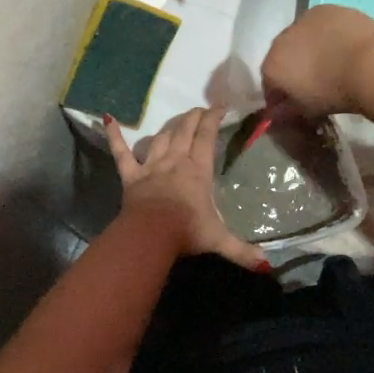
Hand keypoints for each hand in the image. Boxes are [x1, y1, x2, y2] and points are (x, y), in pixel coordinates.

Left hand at [103, 108, 268, 271]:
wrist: (151, 233)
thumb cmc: (187, 231)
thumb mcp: (218, 240)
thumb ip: (242, 251)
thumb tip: (266, 266)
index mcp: (198, 170)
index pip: (207, 137)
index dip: (213, 119)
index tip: (220, 107)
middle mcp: (175, 161)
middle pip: (184, 131)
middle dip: (193, 117)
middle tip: (200, 109)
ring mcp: (151, 166)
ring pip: (160, 138)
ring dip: (169, 126)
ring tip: (177, 119)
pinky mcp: (130, 175)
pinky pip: (120, 152)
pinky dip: (114, 136)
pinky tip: (107, 120)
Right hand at [260, 4, 373, 117]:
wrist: (370, 62)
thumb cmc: (335, 92)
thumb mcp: (308, 111)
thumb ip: (287, 111)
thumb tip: (276, 113)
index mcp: (271, 68)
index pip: (269, 85)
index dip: (280, 97)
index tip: (293, 105)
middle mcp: (279, 41)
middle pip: (282, 57)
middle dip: (293, 69)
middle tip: (314, 81)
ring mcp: (301, 22)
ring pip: (300, 38)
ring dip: (309, 48)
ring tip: (331, 61)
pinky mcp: (324, 10)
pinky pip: (319, 26)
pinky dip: (326, 34)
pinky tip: (343, 44)